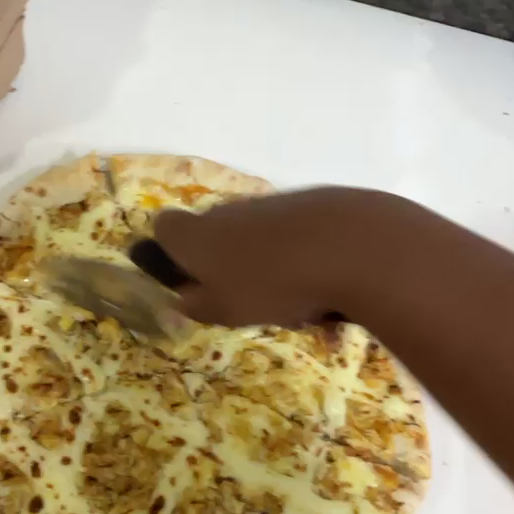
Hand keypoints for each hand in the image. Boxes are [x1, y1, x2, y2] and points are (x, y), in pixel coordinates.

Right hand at [152, 187, 408, 327]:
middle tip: (242, 300)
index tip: (184, 278)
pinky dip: (298, 256)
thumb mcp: (224, 310)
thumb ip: (196, 305)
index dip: (168, 250)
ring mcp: (267, 204)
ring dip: (262, 263)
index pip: (163, 227)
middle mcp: (225, 211)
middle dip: (222, 264)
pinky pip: (290, 235)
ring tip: (292, 302)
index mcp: (195, 234)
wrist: (349, 244)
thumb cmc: (271, 283)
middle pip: (212, 233)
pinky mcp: (307, 203)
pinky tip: (323, 286)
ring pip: (253, 236)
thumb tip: (182, 298)